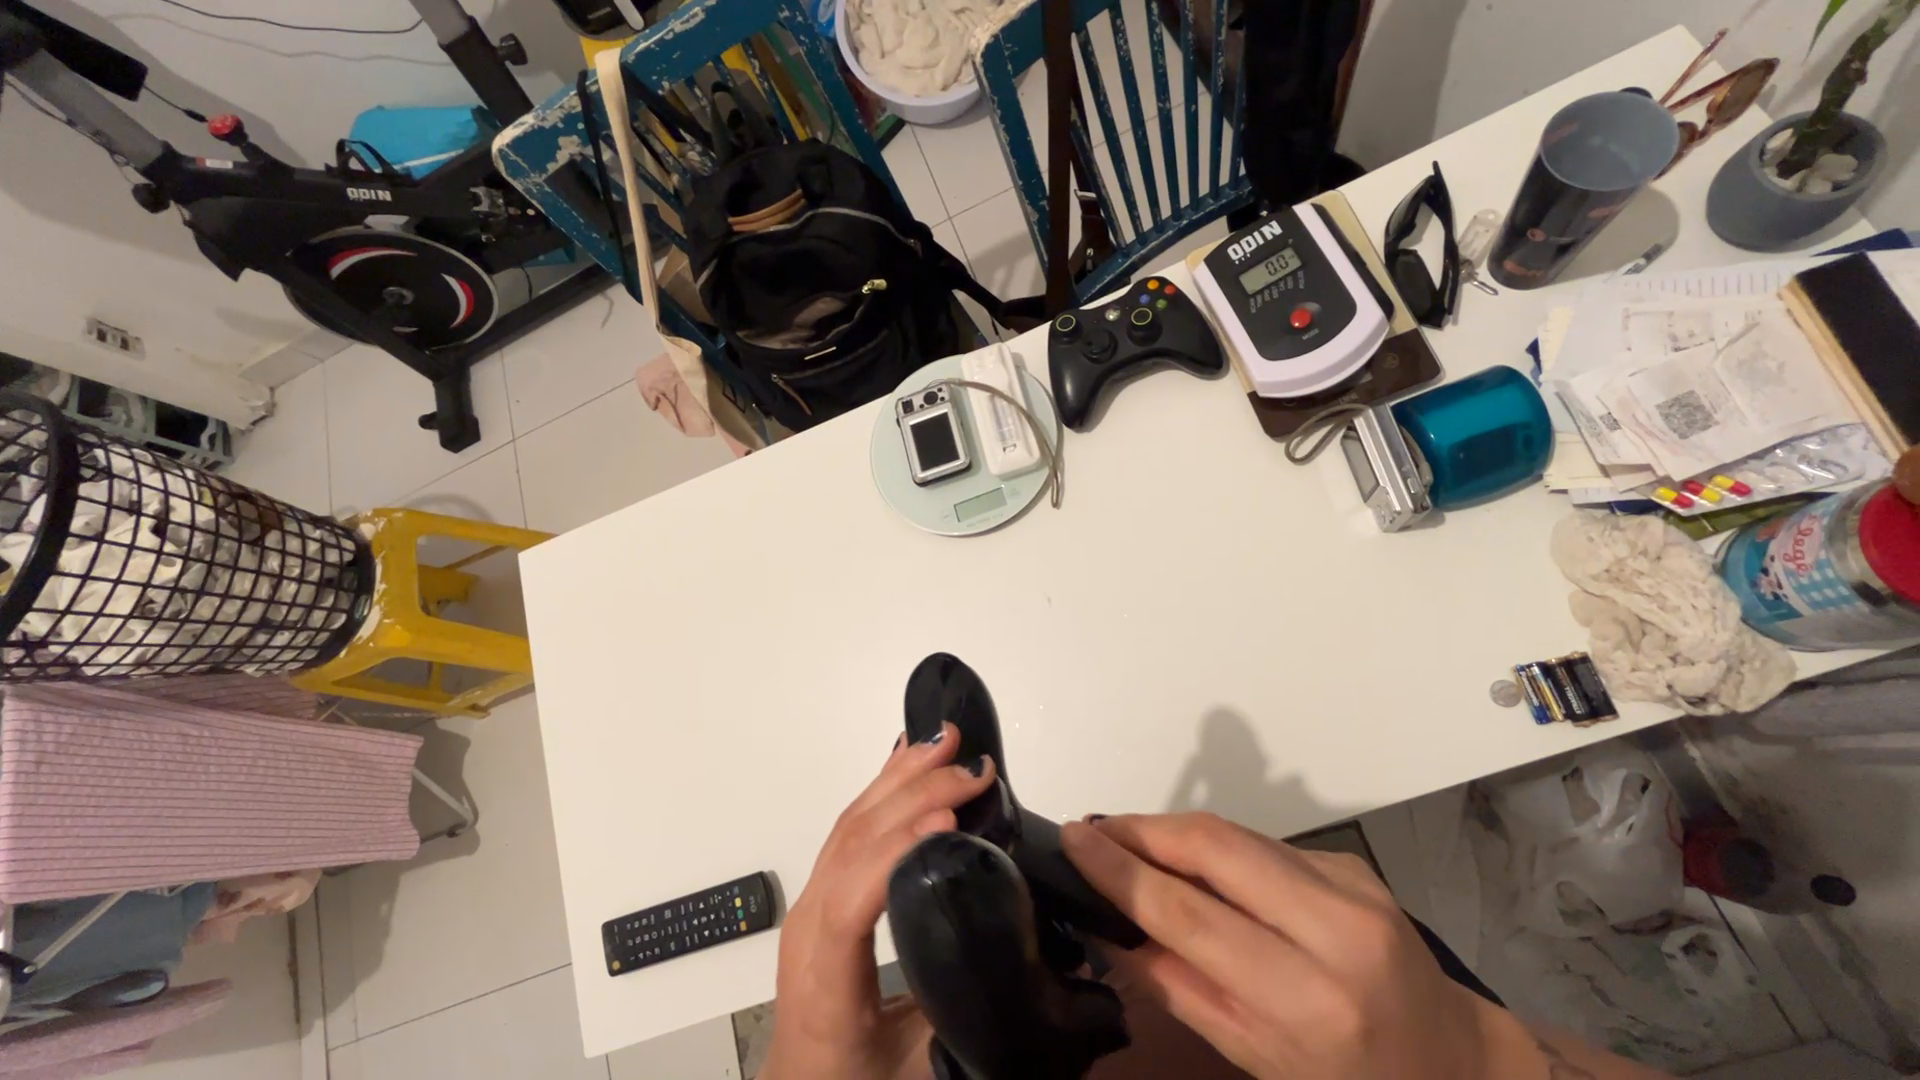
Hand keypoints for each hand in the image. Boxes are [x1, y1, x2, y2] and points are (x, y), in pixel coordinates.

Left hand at [762, 725, 997, 1079]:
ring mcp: (811, 900)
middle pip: (852, 844)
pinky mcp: (822, 889)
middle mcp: (809, 924)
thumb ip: (955, 1012)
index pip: (849, 905)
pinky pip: (848, 828)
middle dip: (914, 794)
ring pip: (850, 824)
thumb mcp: (913, 1064)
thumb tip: (1015, 960)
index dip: (893, 856)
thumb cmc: (853, 1077)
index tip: (950, 822)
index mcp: (827, 976)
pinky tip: (903, 763)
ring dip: (899, 777)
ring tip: (942, 742)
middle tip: (973, 767)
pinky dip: (881, 787)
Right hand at [1061, 812, 1495, 1079]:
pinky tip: (1188, 864)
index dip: (1121, 871)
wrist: (1458, 1062)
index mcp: (1309, 997)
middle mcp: (1337, 926)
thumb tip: (1106, 927)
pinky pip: (1261, 844)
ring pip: (1234, 833)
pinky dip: (1211, 847)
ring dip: (1169, 831)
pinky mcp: (1350, 863)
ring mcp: (1351, 884)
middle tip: (1090, 831)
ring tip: (1124, 842)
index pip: (1190, 915)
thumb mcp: (1256, 1058)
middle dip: (1141, 829)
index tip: (1073, 839)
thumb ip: (1176, 986)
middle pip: (1214, 845)